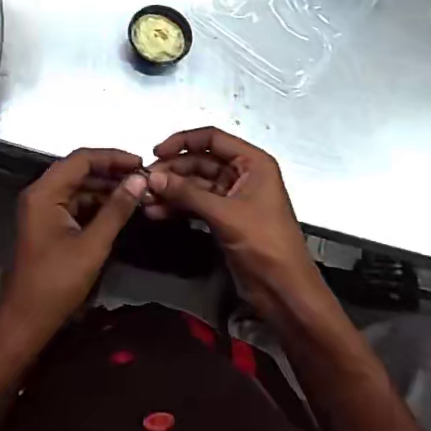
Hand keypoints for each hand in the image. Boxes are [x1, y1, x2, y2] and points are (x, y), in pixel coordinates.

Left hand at [0, 148, 146, 344]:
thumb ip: (116, 210)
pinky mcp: (49, 224)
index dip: (112, 157)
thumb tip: (138, 180)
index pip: (80, 159)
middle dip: (111, 172)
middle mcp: (40, 194)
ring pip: (78, 188)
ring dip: (105, 188)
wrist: (27, 317)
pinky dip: (96, 204)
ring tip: (138, 193)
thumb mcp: (92, 244)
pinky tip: (120, 209)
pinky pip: (74, 204)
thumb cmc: (56, 281)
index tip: (141, 163)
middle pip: (78, 170)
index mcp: (43, 192)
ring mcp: (43, 209)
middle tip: (144, 178)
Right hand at [146, 127, 317, 312]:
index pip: (212, 138)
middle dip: (171, 171)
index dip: (183, 141)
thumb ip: (186, 193)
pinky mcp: (223, 217)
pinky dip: (176, 206)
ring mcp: (231, 197)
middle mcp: (242, 175)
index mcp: (253, 164)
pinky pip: (193, 203)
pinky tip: (156, 212)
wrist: (285, 292)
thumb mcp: (224, 214)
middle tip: (145, 181)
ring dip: (170, 190)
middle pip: (198, 161)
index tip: (157, 151)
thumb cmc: (266, 245)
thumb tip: (152, 178)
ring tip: (145, 198)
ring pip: (193, 184)